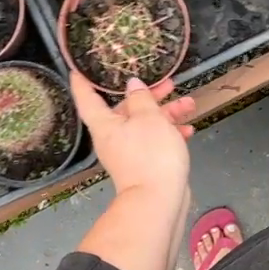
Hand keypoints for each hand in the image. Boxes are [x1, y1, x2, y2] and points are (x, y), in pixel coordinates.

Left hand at [72, 73, 197, 269]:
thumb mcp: (149, 118)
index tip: (79, 68)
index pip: (86, 97)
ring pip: (145, 125)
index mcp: (104, 124)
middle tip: (168, 83)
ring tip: (189, 105)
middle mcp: (112, 137)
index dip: (83, 80)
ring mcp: (128, 152)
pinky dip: (169, 134)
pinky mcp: (145, 164)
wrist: (159, 201)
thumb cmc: (151, 155)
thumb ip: (142, 98)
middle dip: (148, 95)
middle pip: (125, 109)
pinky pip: (154, 142)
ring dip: (167, 114)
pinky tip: (188, 131)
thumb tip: (132, 84)